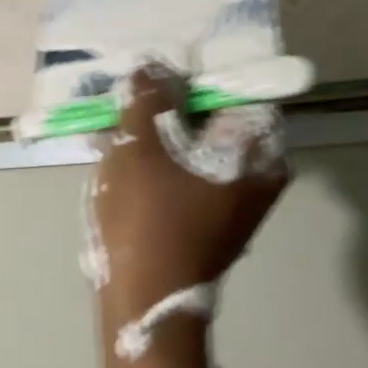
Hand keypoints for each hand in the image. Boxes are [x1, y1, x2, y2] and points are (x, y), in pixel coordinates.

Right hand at [90, 63, 291, 331]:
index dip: (193, 73)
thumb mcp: (140, 141)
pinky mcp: (208, 221)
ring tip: (109, 127)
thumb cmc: (147, 216)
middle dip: (165, 104)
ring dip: (153, 133)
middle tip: (126, 96)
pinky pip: (183, 174)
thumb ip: (149, 94)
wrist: (142, 301)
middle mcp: (258, 175)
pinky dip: (155, 162)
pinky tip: (115, 157)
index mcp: (258, 153)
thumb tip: (154, 65)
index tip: (155, 69)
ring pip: (192, 147)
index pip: (235, 89)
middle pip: (211, 118)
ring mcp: (234, 202)